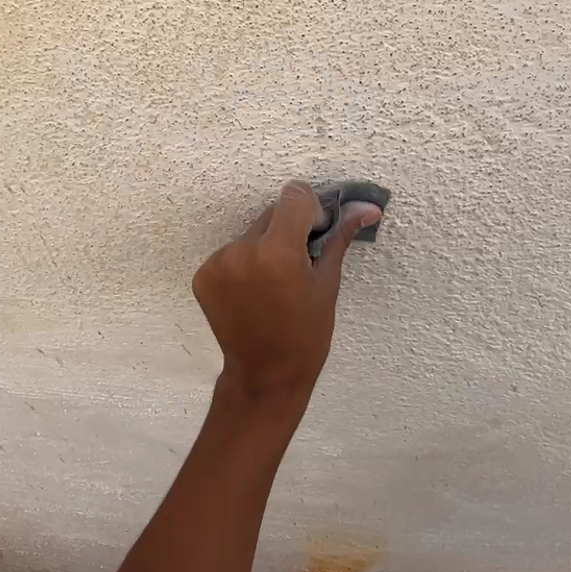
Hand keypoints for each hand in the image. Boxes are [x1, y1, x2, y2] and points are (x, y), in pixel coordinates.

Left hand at [191, 180, 382, 401]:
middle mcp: (243, 251)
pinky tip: (254, 291)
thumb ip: (340, 237)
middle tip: (300, 261)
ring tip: (275, 282)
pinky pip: (230, 252)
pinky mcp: (203, 274)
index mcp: (278, 251)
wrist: (265, 376)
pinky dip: (243, 263)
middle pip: (271, 214)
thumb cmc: (306, 335)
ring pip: (251, 234)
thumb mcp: (328, 284)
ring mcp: (219, 263)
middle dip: (289, 229)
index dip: (310, 207)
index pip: (294, 195)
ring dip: (265, 246)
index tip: (316, 228)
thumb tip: (366, 208)